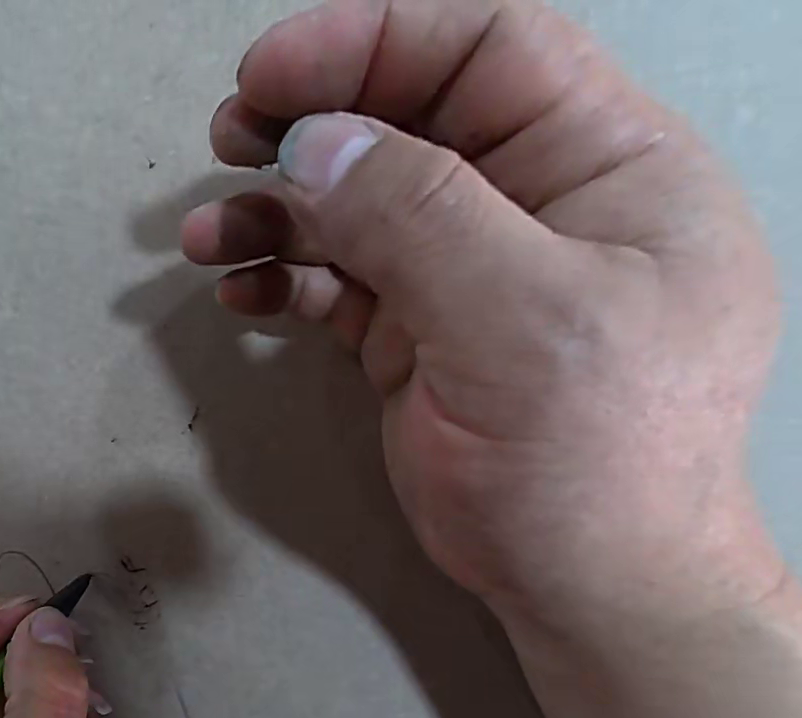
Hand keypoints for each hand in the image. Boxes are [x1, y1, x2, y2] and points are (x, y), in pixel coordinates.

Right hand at [183, 0, 786, 630]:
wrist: (578, 579)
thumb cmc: (586, 453)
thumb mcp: (520, 322)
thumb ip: (419, 218)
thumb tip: (313, 142)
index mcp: (597, 166)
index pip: (484, 55)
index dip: (372, 44)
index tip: (268, 70)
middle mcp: (522, 210)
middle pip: (403, 132)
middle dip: (310, 127)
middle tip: (225, 141)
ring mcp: (458, 281)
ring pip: (355, 216)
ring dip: (275, 218)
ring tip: (205, 238)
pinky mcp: (409, 342)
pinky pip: (337, 291)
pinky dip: (286, 286)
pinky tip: (241, 296)